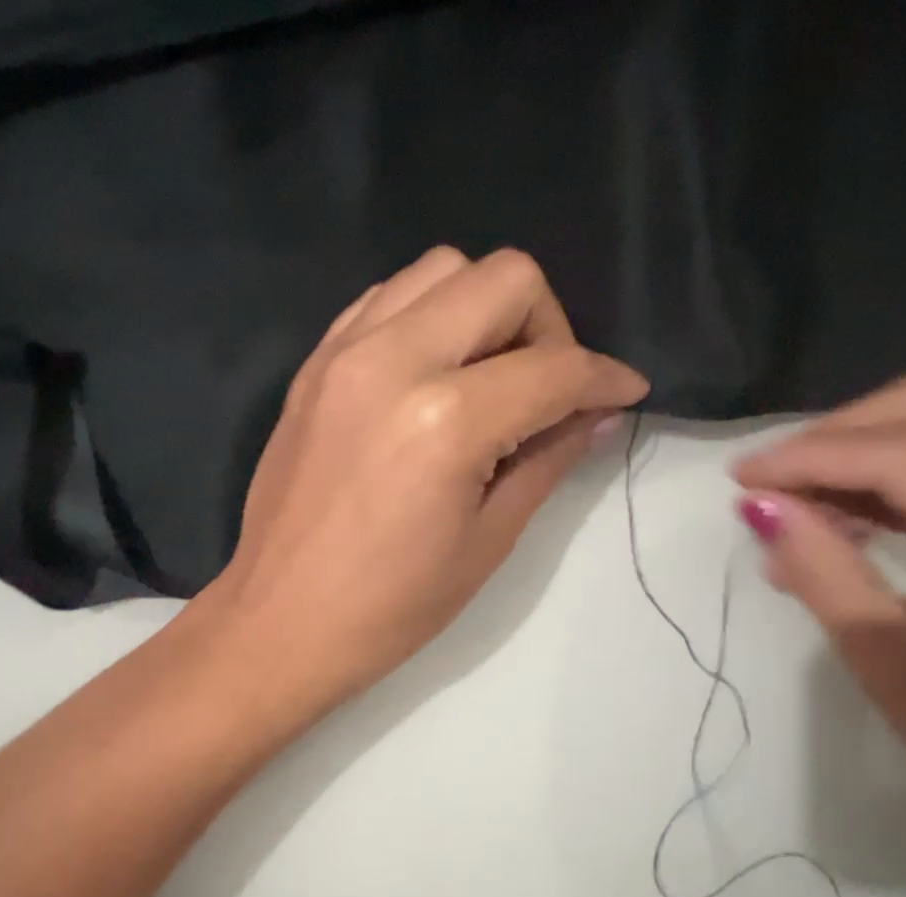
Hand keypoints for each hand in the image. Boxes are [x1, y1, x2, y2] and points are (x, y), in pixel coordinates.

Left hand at [205, 247, 648, 716]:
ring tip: (489, 377)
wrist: (279, 619)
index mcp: (445, 421)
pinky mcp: (316, 360)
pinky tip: (435, 371)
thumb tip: (597, 413)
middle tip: (547, 389)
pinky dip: (429, 314)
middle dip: (549, 325)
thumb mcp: (490, 539)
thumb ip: (550, 458)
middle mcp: (393, 360)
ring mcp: (345, 351)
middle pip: (505, 277)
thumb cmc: (392, 605)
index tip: (625, 393)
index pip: (554, 367)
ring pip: (443, 268)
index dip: (606, 378)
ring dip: (487, 308)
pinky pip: (388, 296)